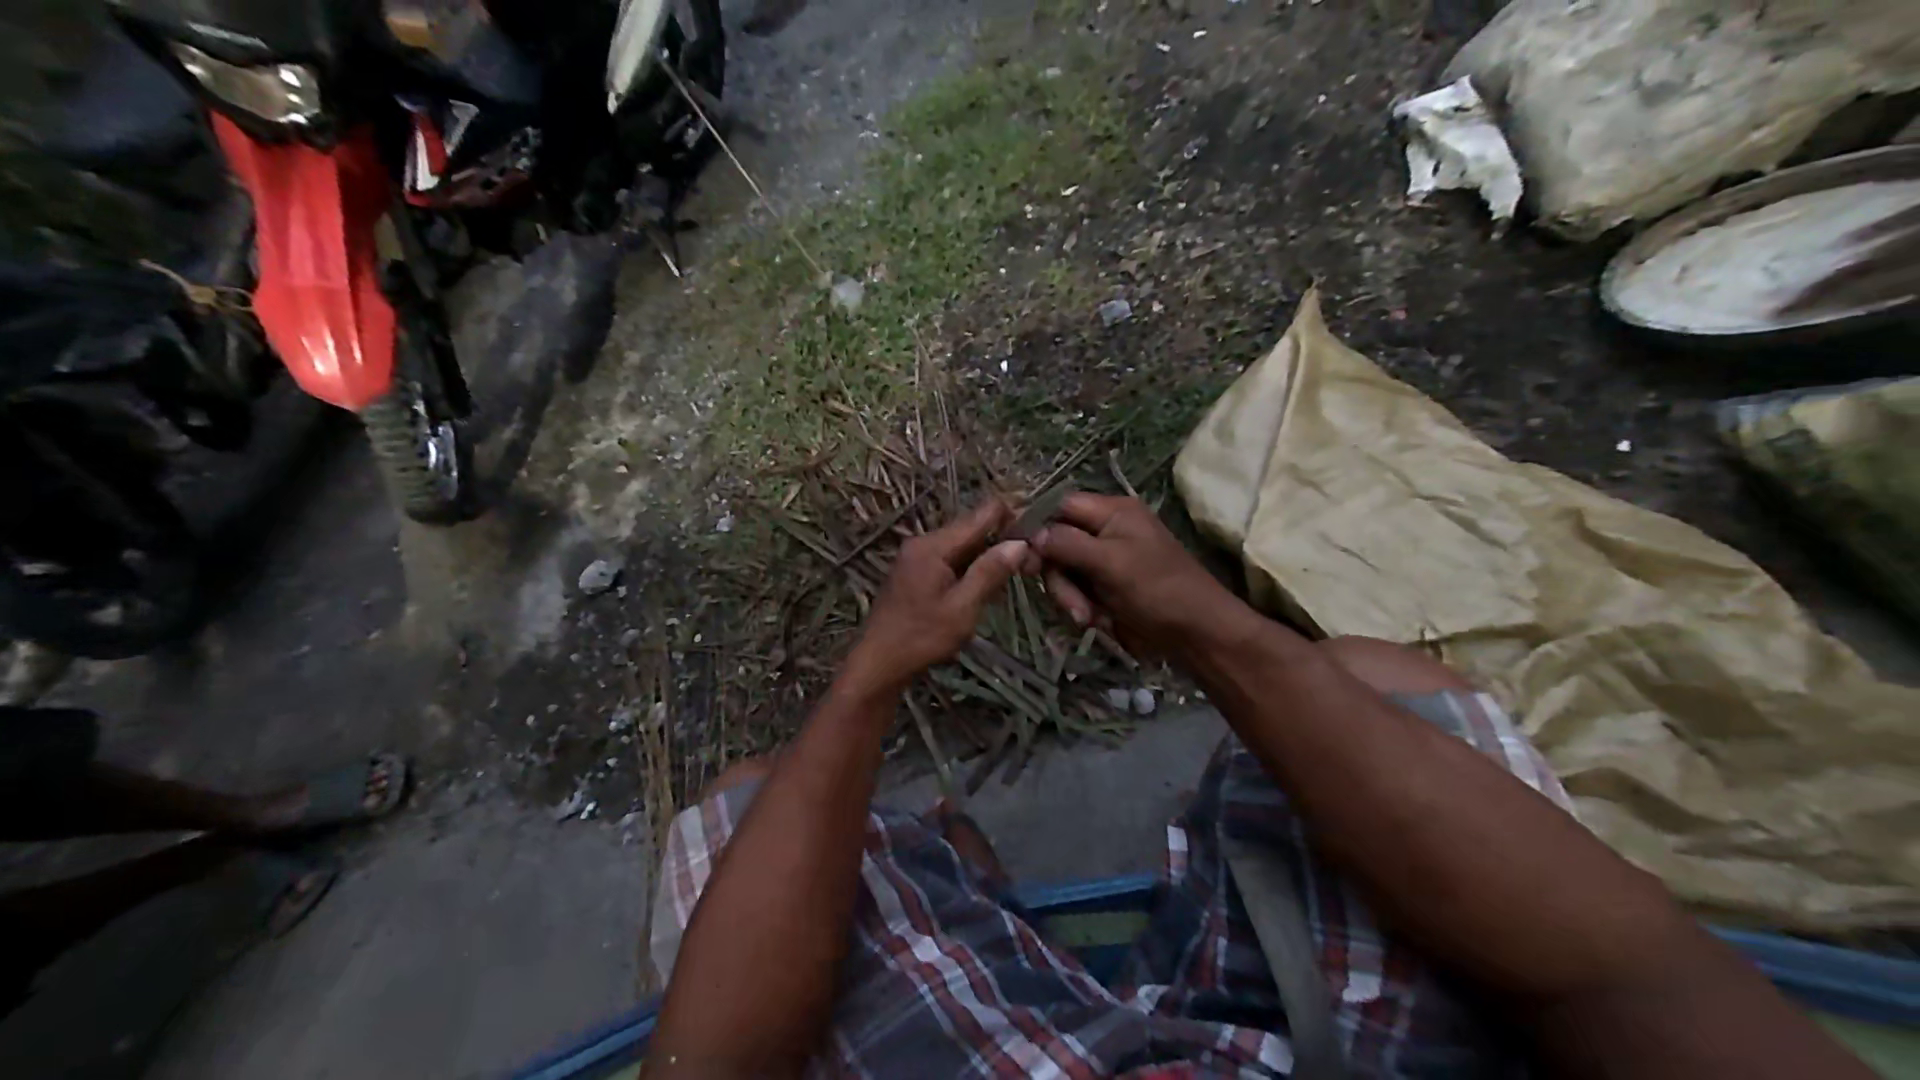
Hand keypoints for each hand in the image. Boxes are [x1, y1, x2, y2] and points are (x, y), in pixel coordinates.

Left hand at [842, 500, 1030, 692]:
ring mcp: (916, 556)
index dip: (1013, 519)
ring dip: (989, 556)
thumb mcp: (963, 607)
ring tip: (1014, 575)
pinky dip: (971, 567)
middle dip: (1003, 540)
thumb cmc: (922, 638)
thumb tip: (1020, 543)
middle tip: (1031, 565)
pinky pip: (951, 558)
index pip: (982, 513)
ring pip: (963, 545)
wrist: (879, 663)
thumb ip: (990, 572)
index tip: (1036, 538)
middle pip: (973, 528)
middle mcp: (923, 542)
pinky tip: (987, 585)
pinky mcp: (915, 571)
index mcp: (934, 545)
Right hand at [1031, 493, 1246, 660]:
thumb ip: (1067, 544)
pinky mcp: (1106, 588)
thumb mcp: (1110, 562)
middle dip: (1059, 576)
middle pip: (1056, 543)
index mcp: (1112, 512)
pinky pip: (1077, 592)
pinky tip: (1100, 622)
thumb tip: (1030, 534)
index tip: (1015, 551)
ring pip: (1063, 572)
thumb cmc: (1159, 589)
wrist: (1198, 634)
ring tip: (1089, 618)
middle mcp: (1106, 531)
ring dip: (1070, 598)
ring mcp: (1105, 561)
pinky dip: (1082, 608)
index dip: (1035, 525)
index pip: (1059, 506)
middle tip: (1071, 602)